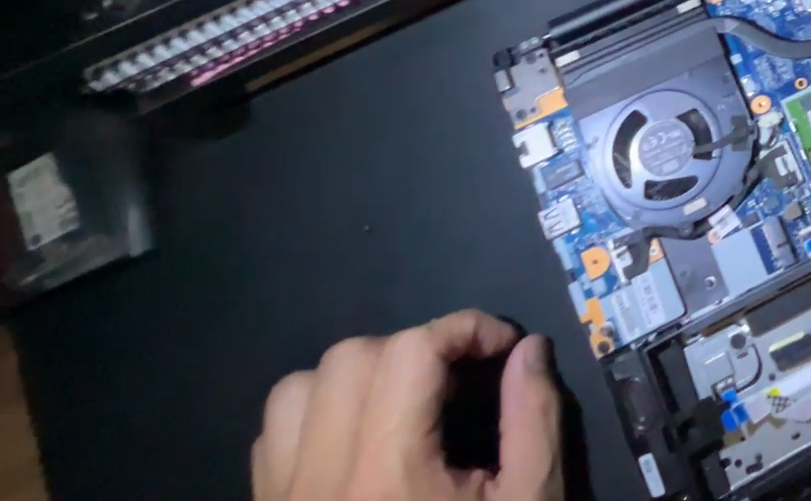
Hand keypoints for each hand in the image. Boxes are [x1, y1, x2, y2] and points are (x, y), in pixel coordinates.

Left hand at [252, 310, 562, 500]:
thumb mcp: (531, 499)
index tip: (506, 349)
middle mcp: (318, 480)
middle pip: (353, 357)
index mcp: (386, 473)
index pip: (412, 351)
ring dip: (362, 375)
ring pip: (299, 391)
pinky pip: (275, 436)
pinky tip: (366, 437)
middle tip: (463, 375)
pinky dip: (321, 413)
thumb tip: (528, 349)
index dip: (468, 328)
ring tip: (410, 400)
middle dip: (420, 346)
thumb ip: (534, 416)